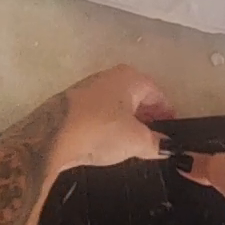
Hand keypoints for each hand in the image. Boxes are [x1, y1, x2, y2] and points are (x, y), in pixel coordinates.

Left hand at [48, 65, 174, 169]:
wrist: (51, 137)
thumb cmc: (101, 130)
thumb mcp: (136, 141)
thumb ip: (157, 144)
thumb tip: (168, 147)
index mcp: (130, 78)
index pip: (158, 94)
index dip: (168, 113)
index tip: (173, 132)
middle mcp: (110, 77)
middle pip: (137, 97)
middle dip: (149, 118)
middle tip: (157, 140)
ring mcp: (89, 89)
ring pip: (118, 106)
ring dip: (129, 123)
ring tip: (135, 145)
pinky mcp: (73, 105)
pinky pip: (101, 114)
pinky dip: (110, 126)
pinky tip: (110, 143)